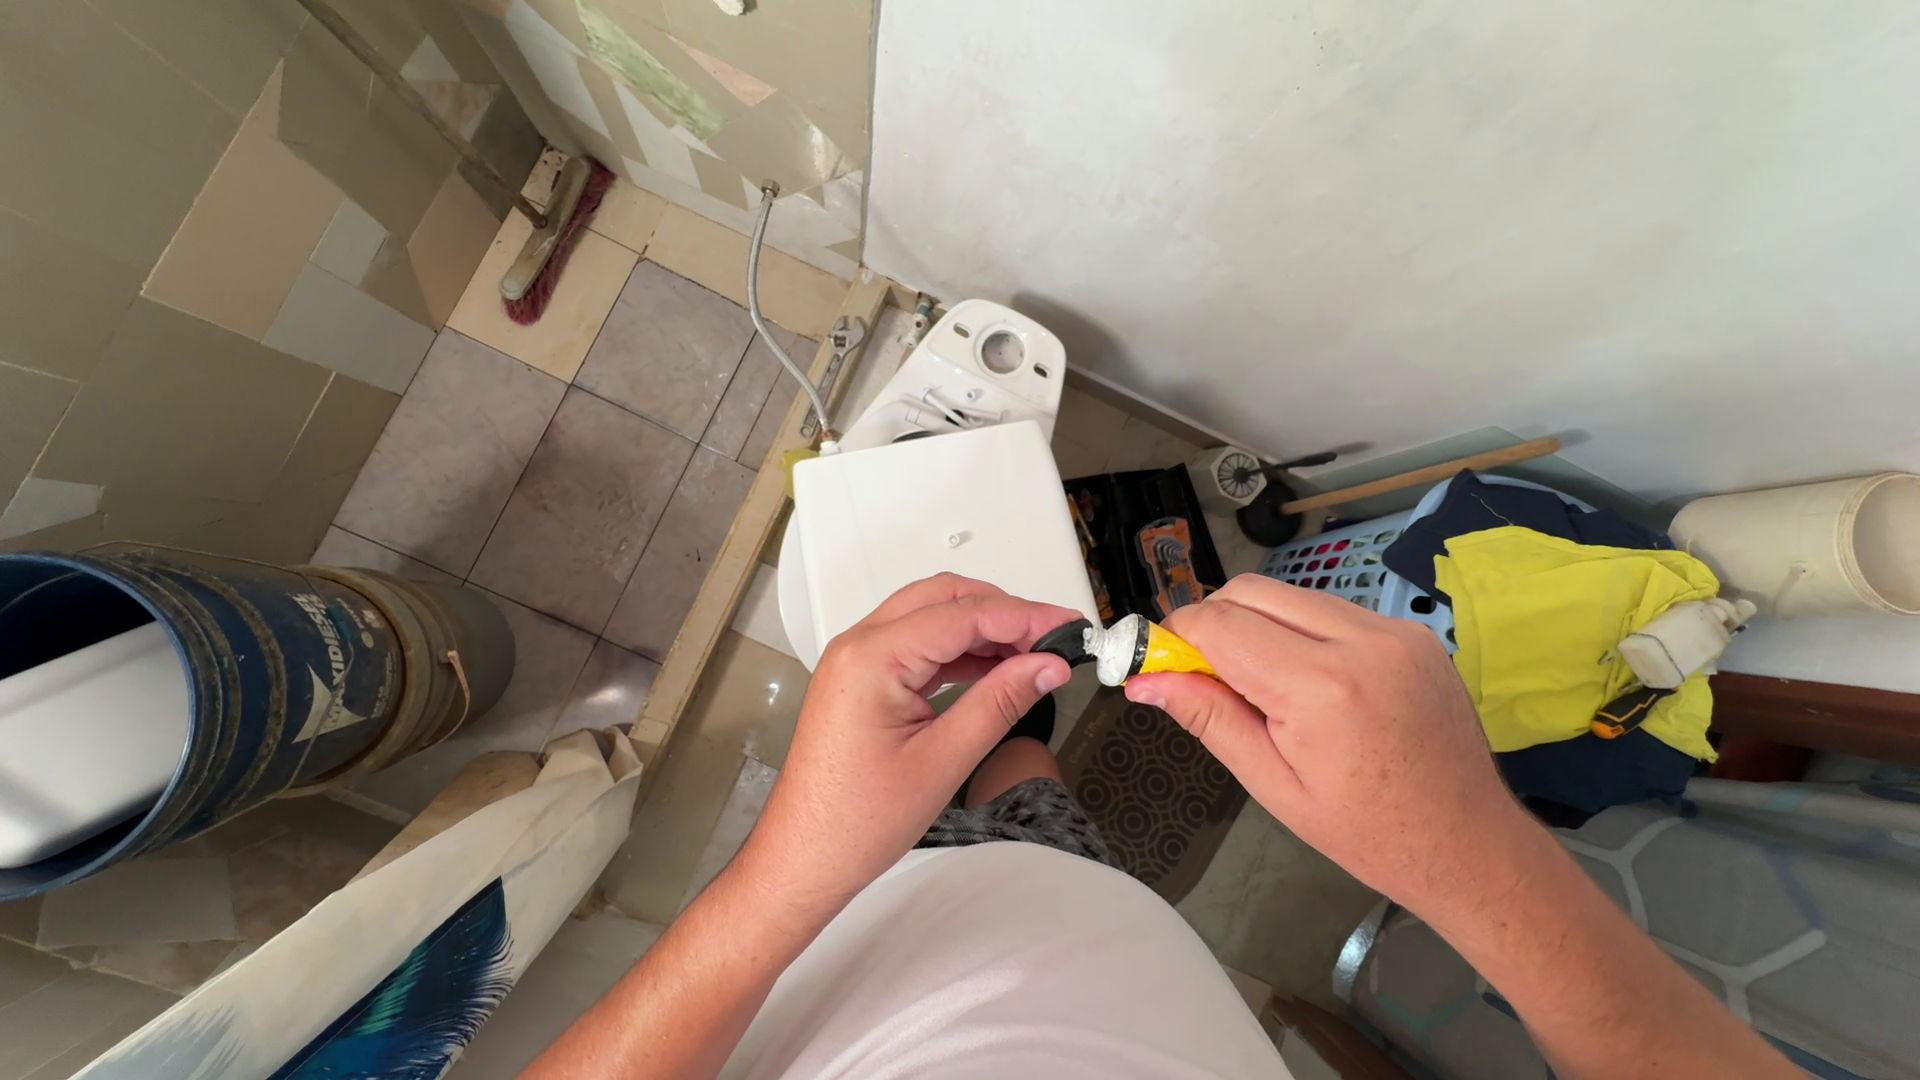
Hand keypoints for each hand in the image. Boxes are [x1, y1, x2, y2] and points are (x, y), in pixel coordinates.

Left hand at [735, 574, 1077, 914]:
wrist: (803, 858)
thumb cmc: (857, 822)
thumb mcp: (943, 761)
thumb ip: (1000, 703)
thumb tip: (1048, 666)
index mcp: (872, 656)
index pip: (963, 615)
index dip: (1024, 616)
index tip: (1069, 625)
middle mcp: (860, 644)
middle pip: (945, 598)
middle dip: (1003, 611)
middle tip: (1053, 638)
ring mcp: (858, 659)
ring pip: (932, 616)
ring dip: (983, 629)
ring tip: (1033, 654)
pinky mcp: (864, 677)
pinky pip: (919, 645)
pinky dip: (960, 650)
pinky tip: (995, 668)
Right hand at [1126, 574, 1536, 919]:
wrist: (1472, 845)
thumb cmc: (1368, 831)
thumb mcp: (1271, 784)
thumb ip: (1206, 718)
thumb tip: (1145, 681)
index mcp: (1321, 688)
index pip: (1220, 623)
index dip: (1178, 635)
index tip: (1163, 662)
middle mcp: (1361, 642)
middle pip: (1248, 592)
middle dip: (1212, 622)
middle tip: (1205, 673)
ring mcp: (1392, 630)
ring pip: (1286, 595)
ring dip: (1254, 624)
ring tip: (1260, 682)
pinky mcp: (1409, 631)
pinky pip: (1326, 608)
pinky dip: (1296, 629)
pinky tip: (1304, 677)